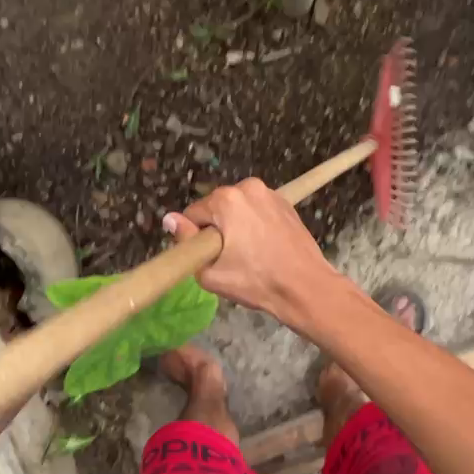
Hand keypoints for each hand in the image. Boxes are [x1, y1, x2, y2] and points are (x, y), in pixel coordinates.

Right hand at [165, 177, 344, 321]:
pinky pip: (258, 211)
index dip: (194, 238)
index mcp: (226, 200)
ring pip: (238, 209)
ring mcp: (270, 193)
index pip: (193, 214)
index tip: (207, 257)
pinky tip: (264, 247)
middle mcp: (248, 187)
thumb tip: (169, 220)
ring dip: (236, 226)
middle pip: (216, 208)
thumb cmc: (255, 282)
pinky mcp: (286, 204)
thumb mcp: (210, 272)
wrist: (304, 286)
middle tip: (229, 258)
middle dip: (216, 229)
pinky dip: (255, 225)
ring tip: (248, 254)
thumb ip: (186, 242)